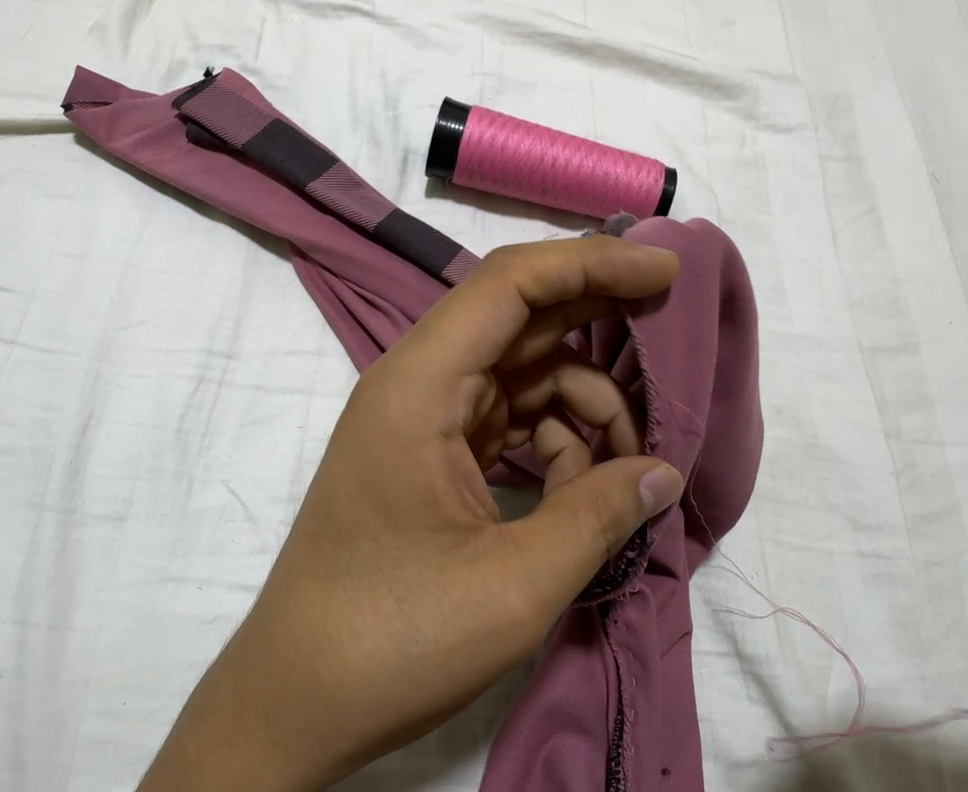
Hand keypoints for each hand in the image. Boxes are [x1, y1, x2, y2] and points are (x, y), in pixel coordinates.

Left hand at [141, 237, 686, 791]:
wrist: (297, 702)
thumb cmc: (393, 639)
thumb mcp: (513, 585)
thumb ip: (598, 516)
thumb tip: (664, 473)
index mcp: (419, 386)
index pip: (508, 284)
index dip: (590, 264)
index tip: (665, 272)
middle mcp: (417, 385)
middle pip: (519, 318)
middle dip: (597, 317)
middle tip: (670, 328)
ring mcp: (423, 422)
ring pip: (523, 375)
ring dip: (584, 405)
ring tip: (631, 465)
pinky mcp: (432, 458)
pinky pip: (509, 420)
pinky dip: (556, 443)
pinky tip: (586, 490)